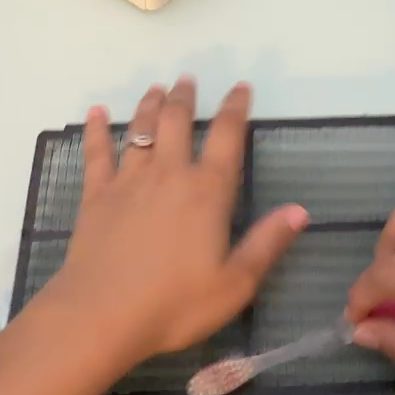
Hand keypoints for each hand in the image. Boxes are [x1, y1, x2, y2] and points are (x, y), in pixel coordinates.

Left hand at [40, 77, 308, 367]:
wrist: (100, 316)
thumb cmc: (174, 304)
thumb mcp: (235, 283)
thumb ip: (267, 243)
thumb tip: (300, 210)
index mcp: (207, 191)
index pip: (228, 136)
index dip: (236, 107)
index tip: (241, 87)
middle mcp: (169, 173)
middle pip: (178, 120)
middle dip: (186, 96)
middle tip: (188, 78)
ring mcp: (129, 180)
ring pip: (141, 128)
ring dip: (149, 104)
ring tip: (156, 86)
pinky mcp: (97, 195)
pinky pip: (97, 153)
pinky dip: (96, 129)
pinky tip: (95, 112)